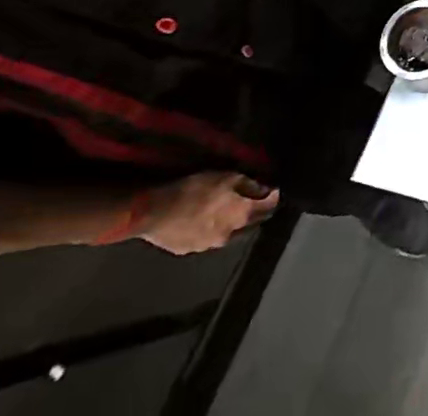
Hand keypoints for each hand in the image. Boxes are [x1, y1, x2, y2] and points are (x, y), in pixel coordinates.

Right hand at [137, 172, 278, 252]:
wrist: (154, 213)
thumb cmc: (194, 189)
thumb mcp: (226, 177)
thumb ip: (248, 184)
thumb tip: (263, 189)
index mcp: (242, 216)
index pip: (269, 207)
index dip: (273, 196)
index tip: (274, 189)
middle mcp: (230, 235)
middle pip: (252, 224)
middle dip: (257, 212)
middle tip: (257, 200)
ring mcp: (210, 246)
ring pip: (231, 234)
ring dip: (236, 223)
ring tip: (231, 211)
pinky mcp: (191, 250)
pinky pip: (209, 239)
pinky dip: (214, 229)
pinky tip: (205, 221)